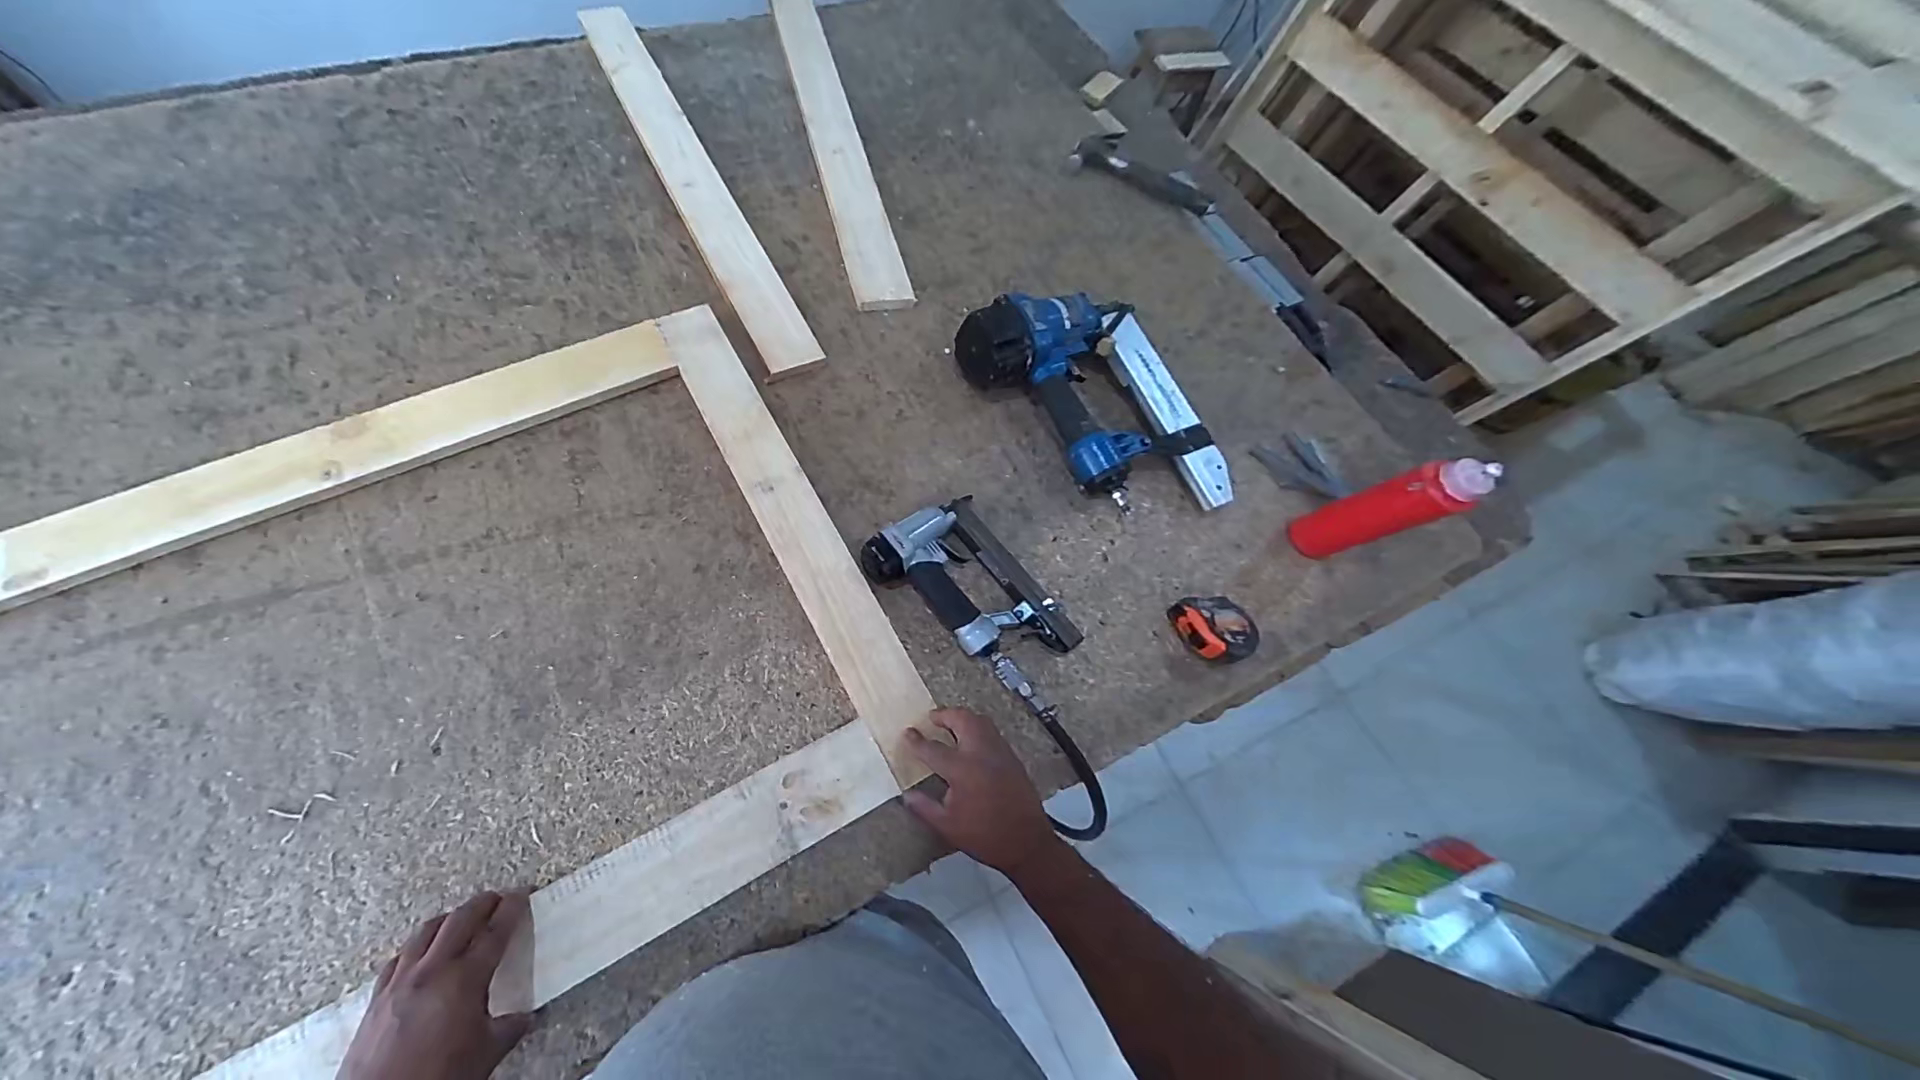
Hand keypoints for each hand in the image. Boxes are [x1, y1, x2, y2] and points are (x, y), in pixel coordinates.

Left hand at [338, 891, 532, 1079]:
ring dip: (449, 918)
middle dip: (483, 902)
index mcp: (465, 979)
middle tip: (499, 898)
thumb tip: (522, 1018)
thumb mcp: (486, 1053)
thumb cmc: (436, 1078)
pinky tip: (422, 954)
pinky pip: (398, 958)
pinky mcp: (375, 1000)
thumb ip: (509, 1027)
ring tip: (462, 919)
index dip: (512, 907)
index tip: (522, 894)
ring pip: (425, 932)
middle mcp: (431, 972)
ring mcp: (399, 984)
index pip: (495, 930)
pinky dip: (416, 947)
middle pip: (460, 919)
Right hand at [902, 708, 1063, 876]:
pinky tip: (972, 742)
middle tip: (933, 718)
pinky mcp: (1012, 757)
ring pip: (981, 722)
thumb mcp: (947, 826)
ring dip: (964, 718)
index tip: (907, 733)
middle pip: (962, 719)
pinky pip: (992, 733)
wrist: (1027, 841)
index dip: (917, 740)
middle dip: (945, 715)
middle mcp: (981, 752)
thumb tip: (907, 795)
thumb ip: (924, 807)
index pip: (933, 748)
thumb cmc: (985, 835)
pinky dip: (978, 728)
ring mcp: (1000, 752)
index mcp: (962, 768)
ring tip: (951, 725)